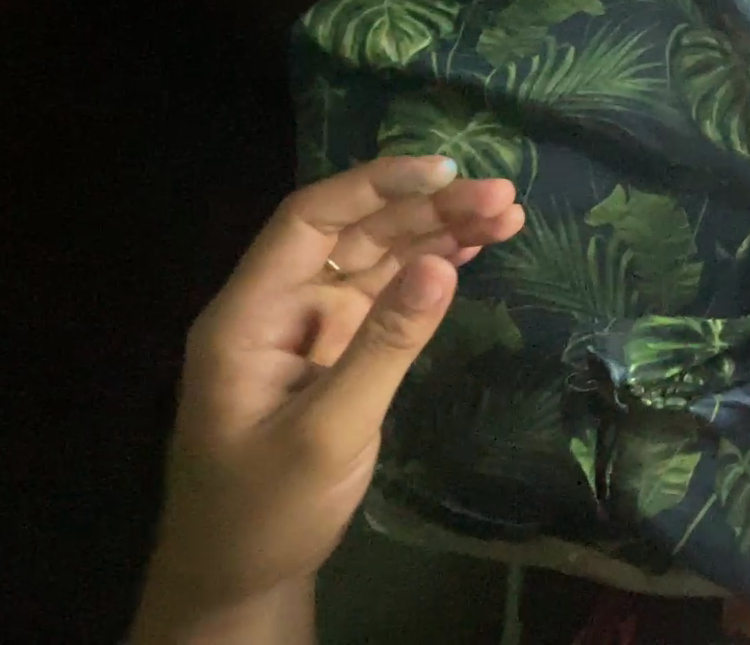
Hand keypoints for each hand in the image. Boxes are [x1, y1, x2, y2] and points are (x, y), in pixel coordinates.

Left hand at [131, 157, 524, 643]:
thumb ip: (386, 343)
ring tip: (507, 215)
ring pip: (382, 255)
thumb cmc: (267, 509)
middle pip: (360, 232)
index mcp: (251, 313)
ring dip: (442, 231)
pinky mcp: (345, 344)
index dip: (378, 185)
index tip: (447, 172)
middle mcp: (283, 303)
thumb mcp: (329, 429)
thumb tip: (445, 264)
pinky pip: (392, 288)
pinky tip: (475, 247)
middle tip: (503, 198)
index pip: (312, 220)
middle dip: (431, 209)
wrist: (241, 577)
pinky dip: (435, 264)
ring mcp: (315, 323)